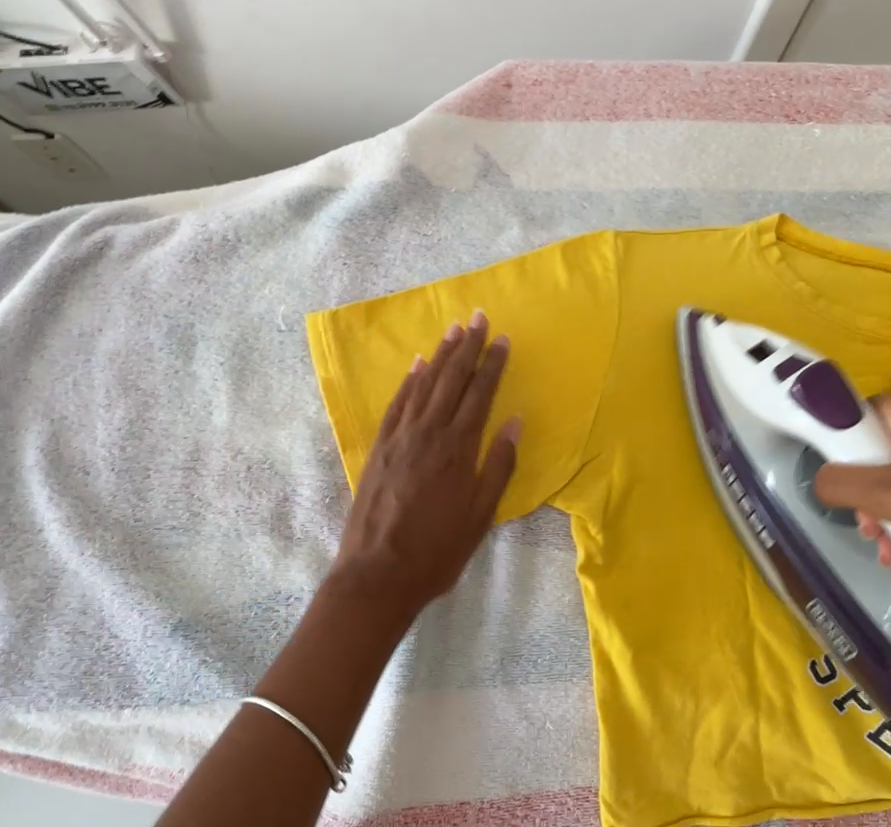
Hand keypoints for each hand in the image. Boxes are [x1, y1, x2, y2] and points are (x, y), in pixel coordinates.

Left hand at [328, 311, 521, 617]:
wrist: (376, 574)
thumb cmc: (437, 551)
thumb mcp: (480, 516)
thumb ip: (498, 466)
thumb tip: (514, 421)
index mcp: (458, 448)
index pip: (480, 393)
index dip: (492, 363)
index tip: (501, 338)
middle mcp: (428, 433)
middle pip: (451, 379)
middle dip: (467, 346)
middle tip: (478, 316)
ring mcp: (399, 437)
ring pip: (423, 384)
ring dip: (439, 355)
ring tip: (453, 330)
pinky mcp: (378, 447)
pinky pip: (397, 403)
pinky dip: (409, 381)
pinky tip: (417, 365)